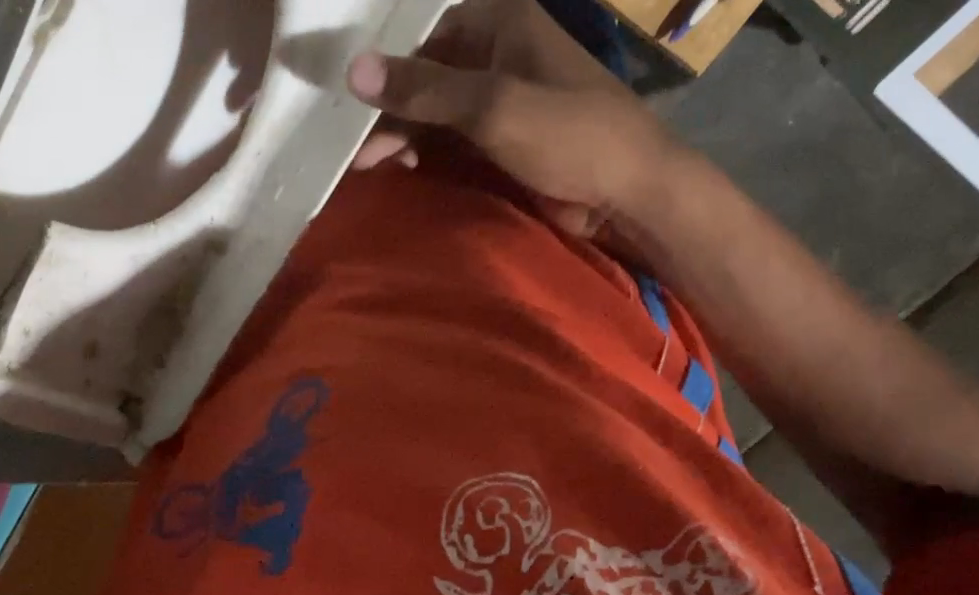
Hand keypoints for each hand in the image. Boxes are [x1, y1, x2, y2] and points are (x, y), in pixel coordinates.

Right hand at [346, 0, 684, 235]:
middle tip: (356, 148)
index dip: (387, 65)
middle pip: (427, 73)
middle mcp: (499, 51)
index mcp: (502, 22)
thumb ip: (424, 90)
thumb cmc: (569, 134)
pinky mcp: (505, 137)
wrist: (629, 190)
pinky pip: (452, 137)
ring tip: (371, 166)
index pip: (426, 32)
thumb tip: (355, 69)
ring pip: (436, 109)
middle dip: (391, 109)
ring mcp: (503, 97)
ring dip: (403, 135)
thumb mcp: (492, 106)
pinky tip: (404, 168)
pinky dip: (426, 151)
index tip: (349, 98)